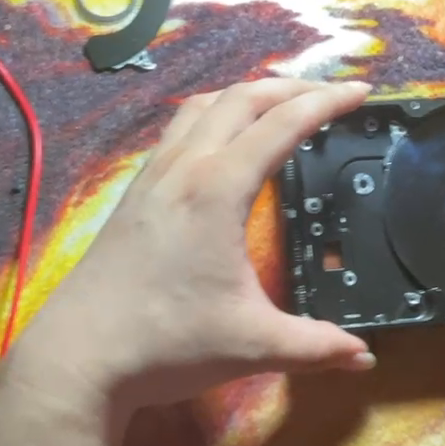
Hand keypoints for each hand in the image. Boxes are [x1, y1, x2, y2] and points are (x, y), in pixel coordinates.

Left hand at [8, 79, 375, 415]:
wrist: (79, 355)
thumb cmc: (167, 342)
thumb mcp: (252, 344)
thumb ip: (315, 346)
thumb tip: (365, 358)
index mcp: (219, 188)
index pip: (283, 125)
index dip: (326, 102)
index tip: (360, 91)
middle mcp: (187, 165)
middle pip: (244, 98)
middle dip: (293, 87)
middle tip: (332, 94)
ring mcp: (157, 171)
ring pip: (206, 105)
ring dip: (250, 93)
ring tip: (282, 104)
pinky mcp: (138, 186)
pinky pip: (183, 125)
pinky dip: (216, 112)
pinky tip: (224, 137)